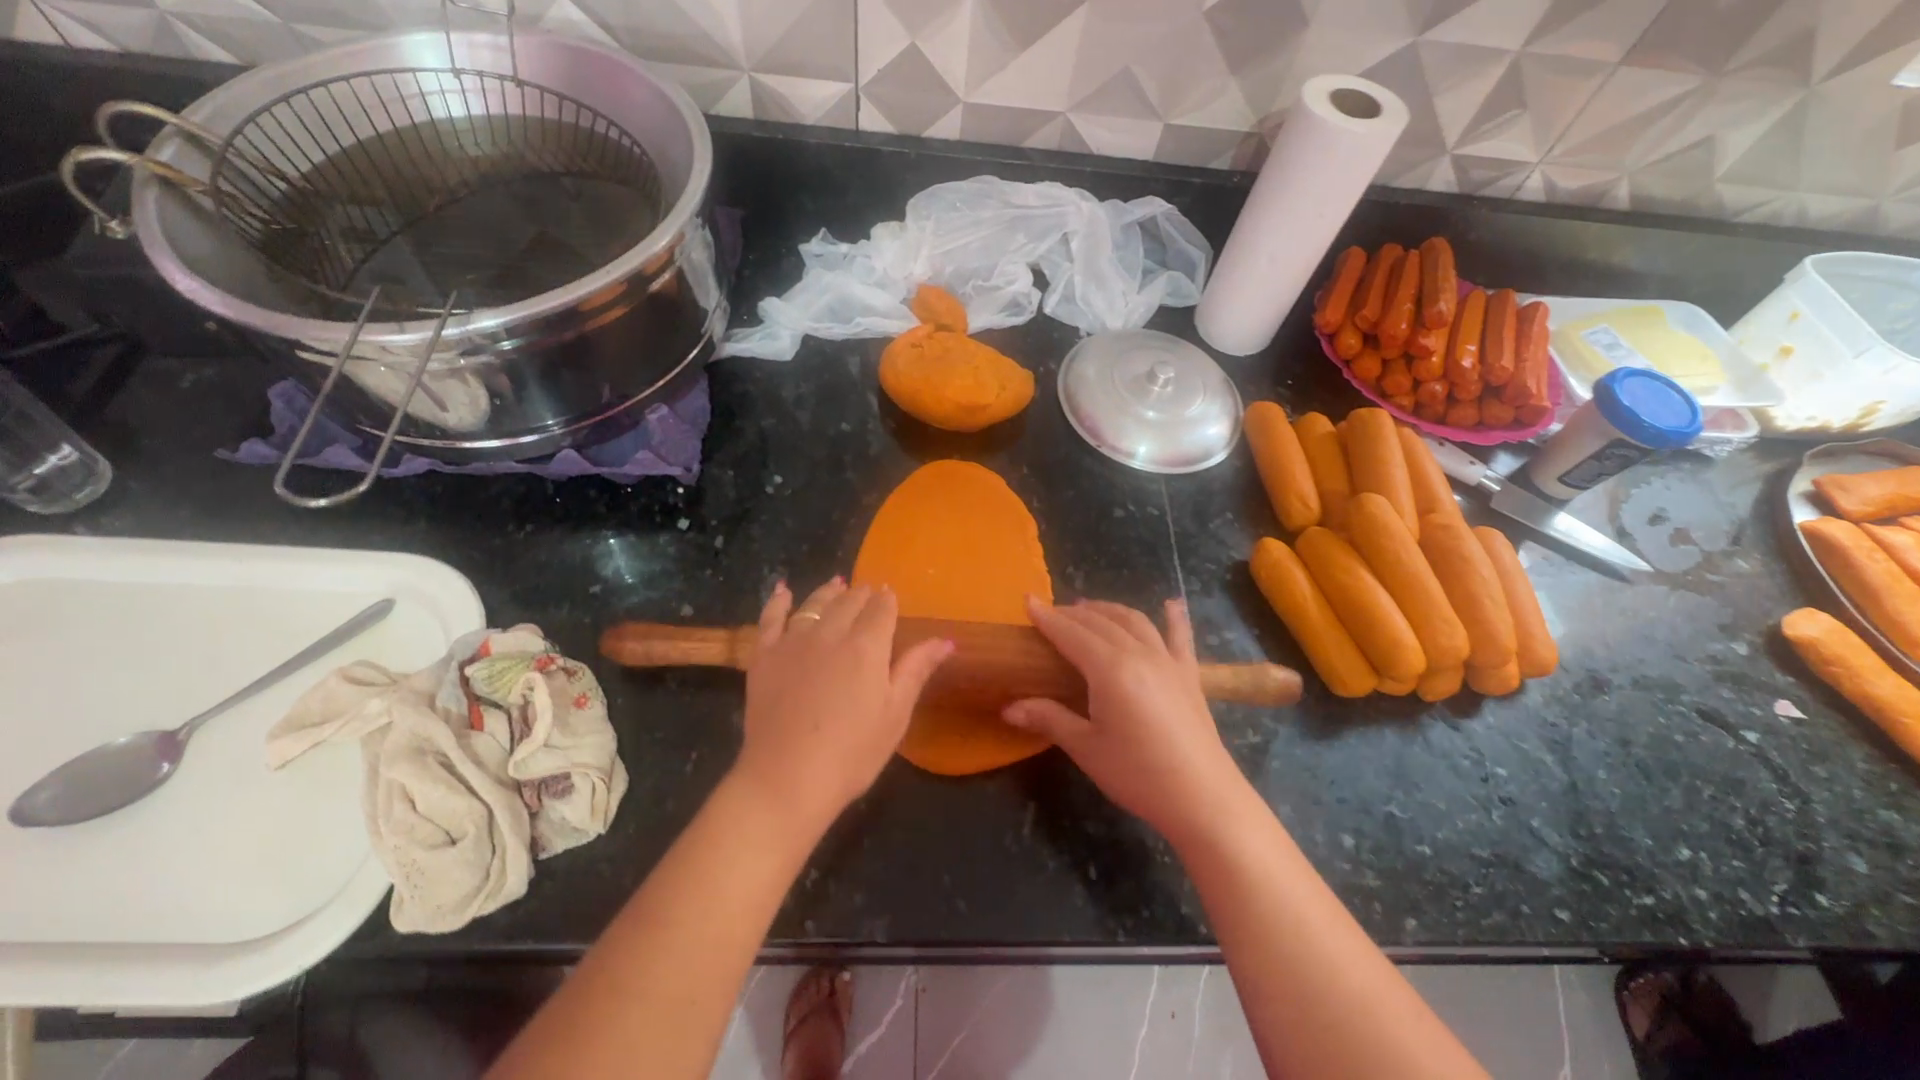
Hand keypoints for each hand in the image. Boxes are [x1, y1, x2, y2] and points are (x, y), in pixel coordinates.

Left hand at [730, 579, 952, 829]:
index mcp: (867, 646)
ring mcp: (792, 642)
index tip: (891, 598)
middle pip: (849, 602)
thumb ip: (916, 670)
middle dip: (862, 595)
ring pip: (814, 604)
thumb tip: (945, 639)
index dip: (888, 601)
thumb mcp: (895, 714)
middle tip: (869, 593)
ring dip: (829, 592)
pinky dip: (778, 600)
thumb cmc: (852, 753)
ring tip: (837, 583)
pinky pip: (770, 618)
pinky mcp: (763, 657)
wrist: (787, 777)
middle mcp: (830, 633)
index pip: (882, 609)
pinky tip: (783, 590)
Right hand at [1003, 598, 1249, 844]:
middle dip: (1073, 614)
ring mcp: (1169, 661)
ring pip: (1135, 621)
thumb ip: (1049, 719)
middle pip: (1101, 622)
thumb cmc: (1137, 774)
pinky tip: (1171, 604)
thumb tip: (1008, 708)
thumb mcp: (1086, 748)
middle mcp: (1140, 653)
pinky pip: (1180, 636)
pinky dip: (1173, 617)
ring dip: (1109, 611)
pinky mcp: (1189, 676)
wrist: (1202, 797)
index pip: (1072, 634)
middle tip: (1050, 613)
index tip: (1027, 602)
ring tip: (1089, 609)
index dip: (1047, 618)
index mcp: (1110, 668)